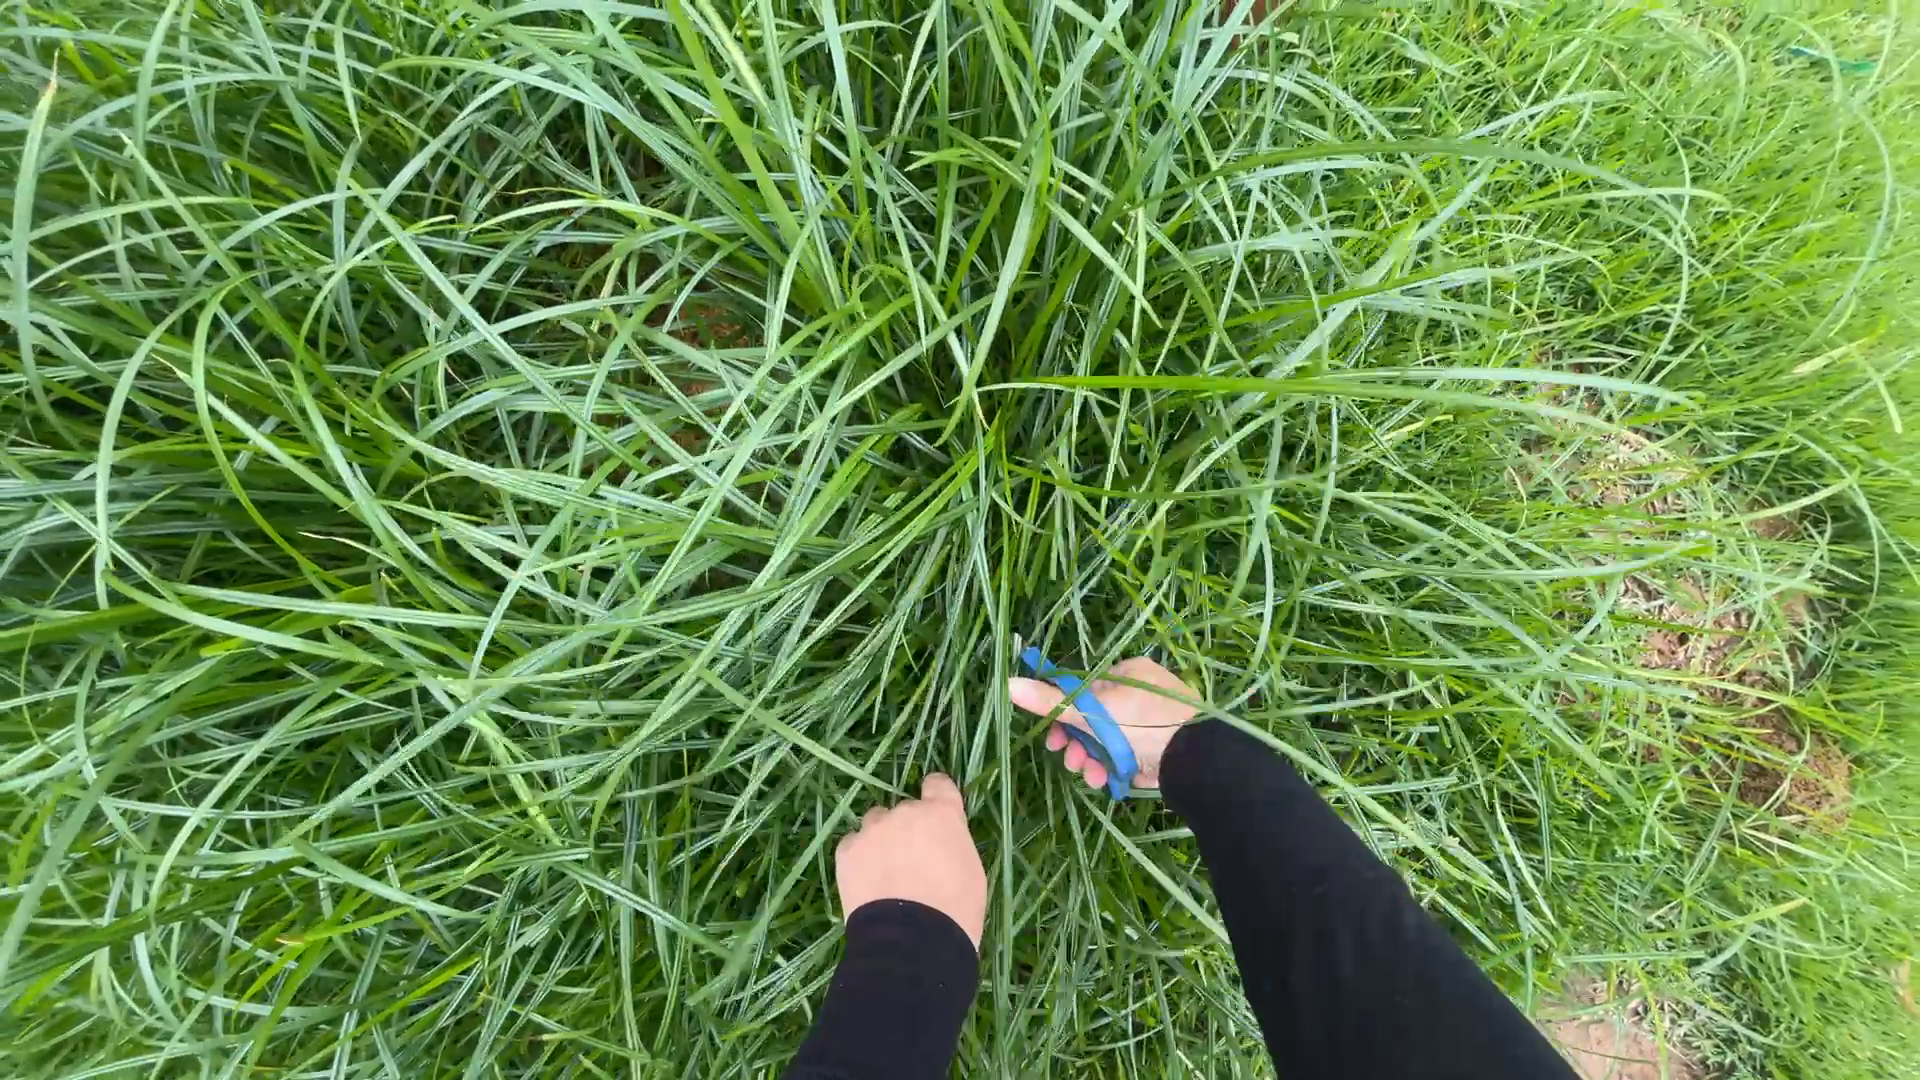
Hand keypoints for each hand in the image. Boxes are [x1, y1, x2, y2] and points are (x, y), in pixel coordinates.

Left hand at [835, 774, 987, 947]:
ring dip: (881, 840)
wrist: (913, 944)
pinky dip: (859, 859)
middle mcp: (905, 812)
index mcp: (941, 814)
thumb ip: (952, 844)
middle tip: (911, 863)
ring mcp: (873, 830)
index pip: (938, 784)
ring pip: (875, 824)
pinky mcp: (847, 851)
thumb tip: (940, 844)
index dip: (935, 797)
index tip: (934, 814)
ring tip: (884, 875)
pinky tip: (866, 884)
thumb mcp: (970, 870)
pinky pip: (853, 845)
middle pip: (904, 811)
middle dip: (907, 830)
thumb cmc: (956, 911)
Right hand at [1009, 655, 1199, 790]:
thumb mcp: (1090, 710)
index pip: (1084, 689)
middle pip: (1095, 718)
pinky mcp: (1160, 749)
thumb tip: (1008, 684)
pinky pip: (1127, 755)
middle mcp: (1141, 693)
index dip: (1064, 714)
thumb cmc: (1140, 722)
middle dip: (1077, 742)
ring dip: (1092, 758)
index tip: (1052, 736)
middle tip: (1068, 760)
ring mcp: (1153, 723)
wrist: (1194, 759)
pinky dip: (1112, 767)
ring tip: (1088, 775)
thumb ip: (1050, 701)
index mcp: (1127, 673)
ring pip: (1109, 740)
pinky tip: (1104, 780)